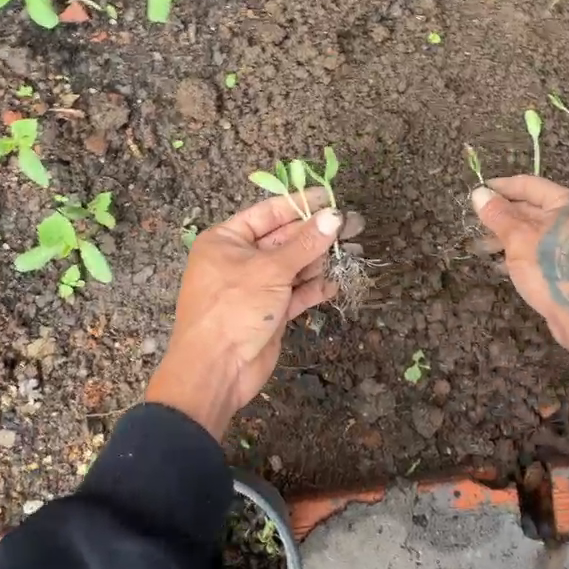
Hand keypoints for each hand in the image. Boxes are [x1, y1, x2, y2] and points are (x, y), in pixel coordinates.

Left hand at [146, 188, 353, 439]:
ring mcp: (255, 287)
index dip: (299, 204)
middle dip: (316, 234)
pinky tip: (336, 282)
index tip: (330, 197)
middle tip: (353, 224)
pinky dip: (314, 287)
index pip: (268, 213)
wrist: (215, 371)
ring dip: (320, 261)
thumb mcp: (271, 270)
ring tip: (353, 251)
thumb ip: (306, 243)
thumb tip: (335, 216)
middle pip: (284, 239)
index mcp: (226, 240)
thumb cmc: (233, 309)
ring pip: (293, 266)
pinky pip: (296, 292)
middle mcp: (240, 259)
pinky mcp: (270, 311)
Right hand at [470, 176, 568, 380]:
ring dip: (508, 236)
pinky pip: (543, 248)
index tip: (477, 192)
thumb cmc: (550, 270)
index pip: (529, 184)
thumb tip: (479, 193)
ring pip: (536, 230)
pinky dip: (522, 251)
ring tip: (482, 247)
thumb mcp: (518, 238)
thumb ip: (498, 214)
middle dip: (503, 215)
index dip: (501, 187)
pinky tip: (501, 264)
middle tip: (476, 221)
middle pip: (533, 207)